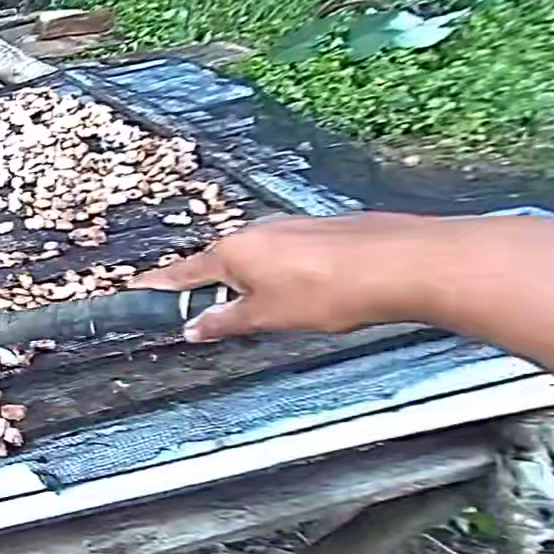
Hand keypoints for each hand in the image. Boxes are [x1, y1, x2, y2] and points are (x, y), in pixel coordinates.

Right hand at [130, 212, 466, 340]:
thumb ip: (225, 321)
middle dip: (210, 284)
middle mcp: (256, 233)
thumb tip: (193, 328)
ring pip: (256, 255)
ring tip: (266, 304)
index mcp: (231, 253)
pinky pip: (289, 251)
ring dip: (250, 278)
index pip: (181, 273)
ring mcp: (293, 226)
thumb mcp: (268, 317)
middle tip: (207, 309)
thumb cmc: (332, 291)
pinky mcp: (328, 228)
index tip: (136, 288)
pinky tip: (309, 288)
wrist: (417, 263)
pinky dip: (284, 270)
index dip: (158, 285)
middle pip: (219, 262)